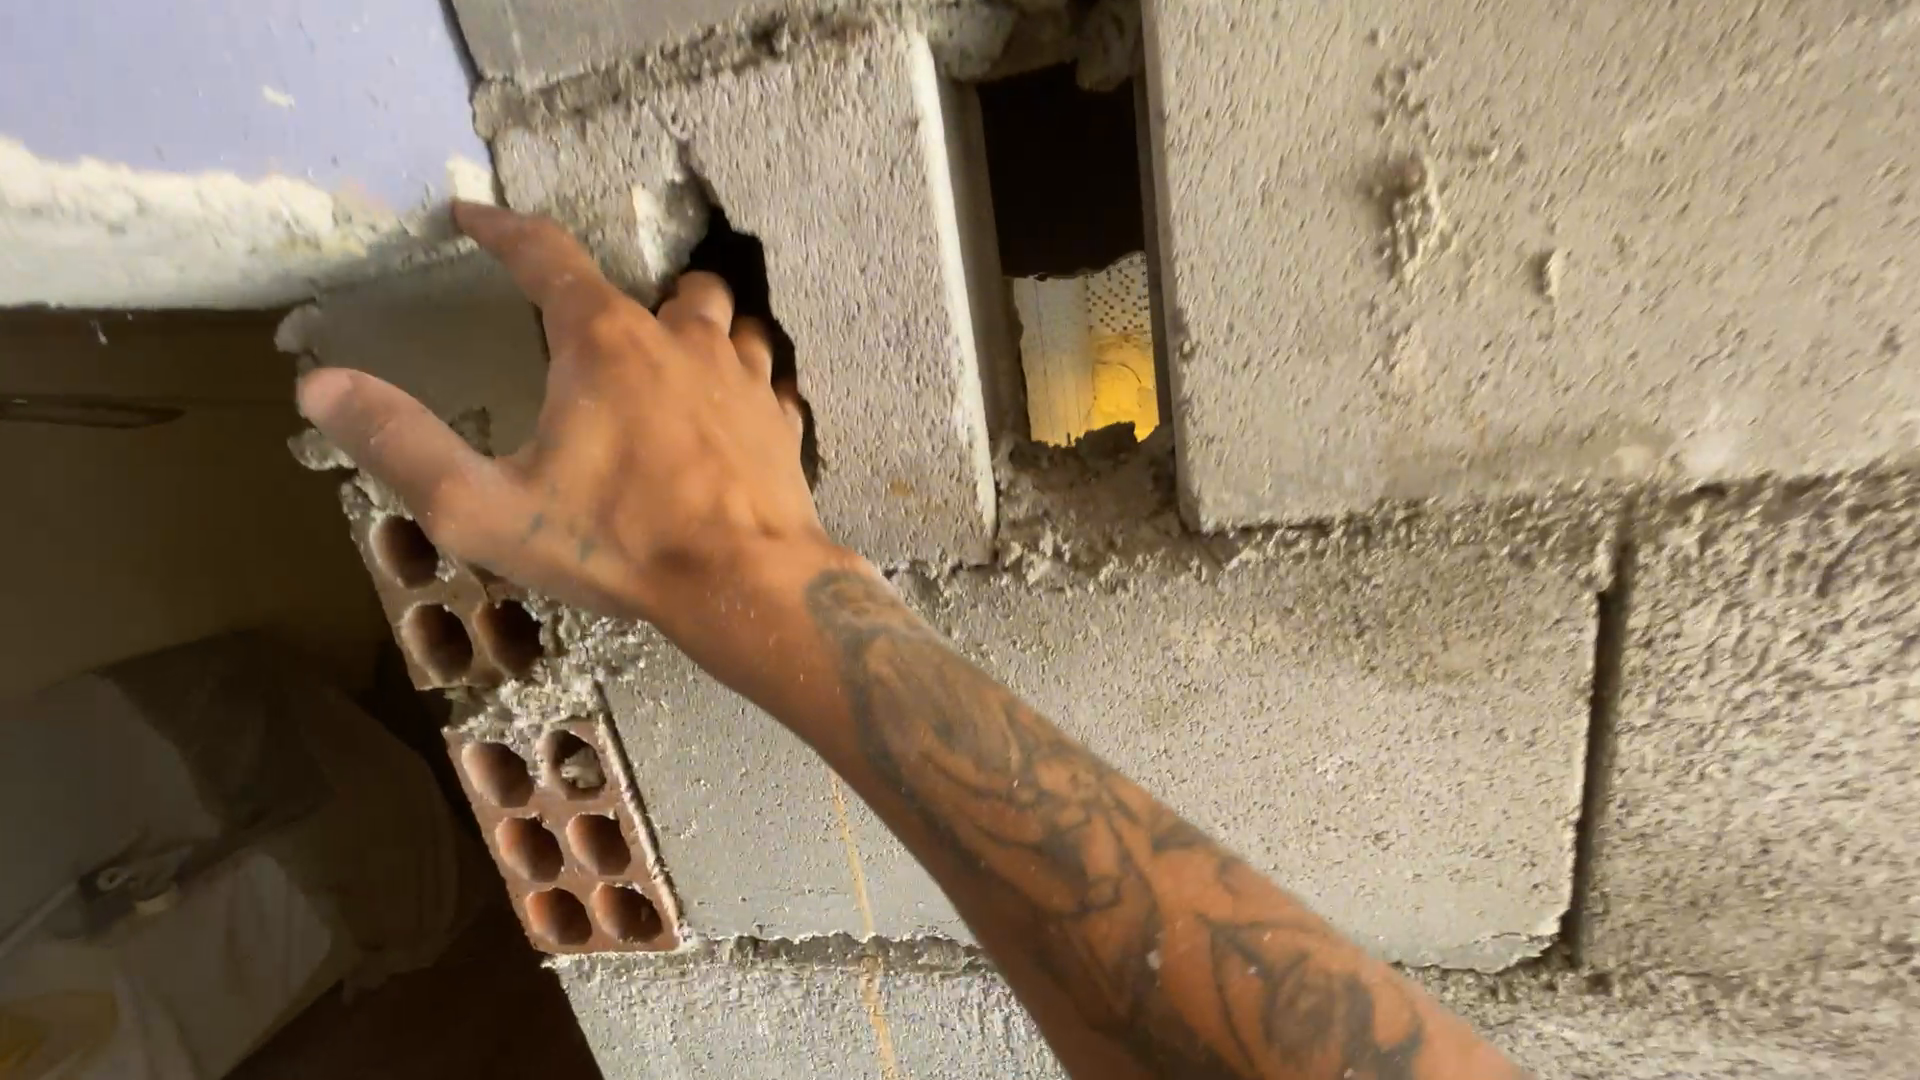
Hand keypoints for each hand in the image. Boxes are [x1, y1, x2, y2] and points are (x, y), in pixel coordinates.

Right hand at [297, 201, 847, 643]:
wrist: (744, 583)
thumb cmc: (621, 546)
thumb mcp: (486, 510)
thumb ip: (403, 445)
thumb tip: (322, 385)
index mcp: (606, 344)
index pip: (547, 255)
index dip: (504, 229)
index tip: (476, 217)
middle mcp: (685, 343)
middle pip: (667, 286)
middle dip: (638, 295)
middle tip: (613, 335)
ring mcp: (747, 380)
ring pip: (732, 324)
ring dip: (706, 331)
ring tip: (680, 363)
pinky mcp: (783, 423)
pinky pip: (770, 381)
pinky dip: (750, 384)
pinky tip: (735, 412)